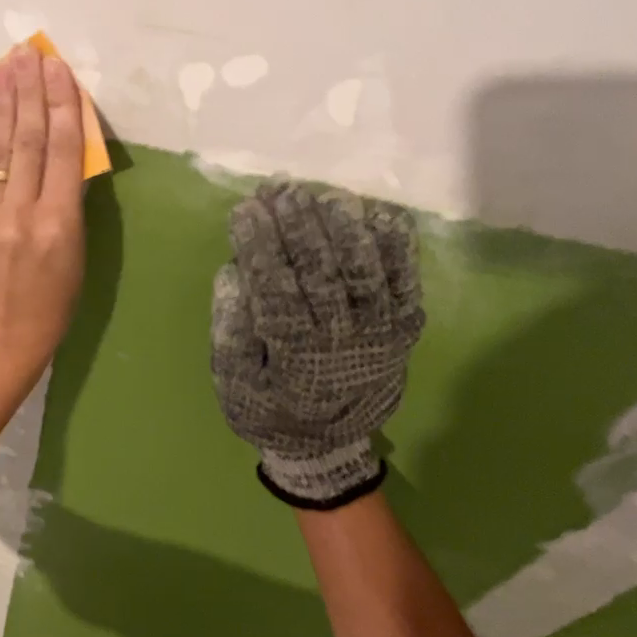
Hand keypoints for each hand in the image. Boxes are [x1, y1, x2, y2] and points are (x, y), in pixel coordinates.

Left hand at [0, 46, 86, 382]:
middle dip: (30, 91)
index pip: (63, 151)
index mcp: (60, 223)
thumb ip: (70, 201)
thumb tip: (64, 152)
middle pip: (28, 139)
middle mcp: (23, 211)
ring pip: (0, 147)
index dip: (62, 105)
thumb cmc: (54, 302)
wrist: (2, 336)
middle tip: (29, 51)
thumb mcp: (78, 253)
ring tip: (7, 65)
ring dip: (4, 101)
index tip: (59, 68)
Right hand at [210, 181, 424, 507]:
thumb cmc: (268, 410)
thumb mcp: (233, 382)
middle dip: (299, 226)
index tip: (245, 210)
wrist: (325, 447)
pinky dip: (395, 247)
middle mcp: (342, 342)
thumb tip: (232, 275)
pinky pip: (405, 282)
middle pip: (320, 271)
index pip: (275, 287)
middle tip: (281, 190)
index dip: (260, 245)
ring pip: (365, 271)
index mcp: (295, 356)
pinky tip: (377, 215)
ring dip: (344, 228)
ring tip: (323, 196)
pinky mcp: (404, 330)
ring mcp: (380, 334)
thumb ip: (231, 331)